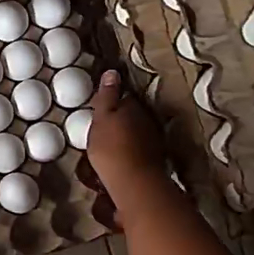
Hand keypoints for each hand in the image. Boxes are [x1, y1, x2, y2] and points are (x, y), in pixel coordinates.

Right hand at [86, 70, 176, 216]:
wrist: (133, 182)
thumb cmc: (111, 147)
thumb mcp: (102, 118)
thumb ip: (107, 96)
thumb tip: (112, 72)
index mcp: (133, 106)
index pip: (123, 97)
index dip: (110, 102)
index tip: (98, 109)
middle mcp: (148, 119)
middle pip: (132, 114)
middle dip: (120, 119)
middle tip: (102, 129)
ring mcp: (154, 139)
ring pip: (137, 131)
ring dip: (126, 135)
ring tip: (110, 146)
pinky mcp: (155, 159)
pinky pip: (140, 148)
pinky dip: (131, 150)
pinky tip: (121, 159)